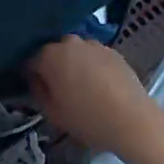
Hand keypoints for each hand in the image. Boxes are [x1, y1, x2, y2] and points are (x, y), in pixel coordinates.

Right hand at [25, 35, 163, 156]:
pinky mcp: (113, 52)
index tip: (35, 89)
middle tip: (58, 88)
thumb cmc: (86, 118)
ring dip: (73, 64)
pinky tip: (99, 85)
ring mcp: (94, 45)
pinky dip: (92, 66)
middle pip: (54, 52)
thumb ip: (38, 92)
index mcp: (49, 55)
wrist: (133, 121)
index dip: (30, 76)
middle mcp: (70, 42)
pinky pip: (94, 57)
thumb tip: (36, 81)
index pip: (30, 61)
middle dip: (52, 67)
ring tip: (81, 87)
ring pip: (75, 53)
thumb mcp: (52, 113)